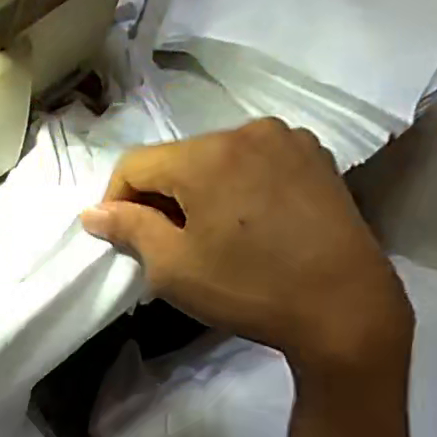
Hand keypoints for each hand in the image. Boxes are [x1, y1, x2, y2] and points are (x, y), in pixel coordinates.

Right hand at [81, 118, 412, 375]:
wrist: (343, 305)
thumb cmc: (246, 288)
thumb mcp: (172, 267)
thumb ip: (129, 229)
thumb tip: (93, 213)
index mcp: (206, 155)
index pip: (133, 164)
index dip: (115, 201)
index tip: (121, 239)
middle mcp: (246, 131)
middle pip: (175, 158)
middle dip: (158, 197)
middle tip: (161, 244)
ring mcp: (287, 140)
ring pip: (214, 159)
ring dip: (195, 191)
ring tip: (206, 236)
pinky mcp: (315, 157)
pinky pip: (252, 163)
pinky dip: (233, 187)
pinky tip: (244, 224)